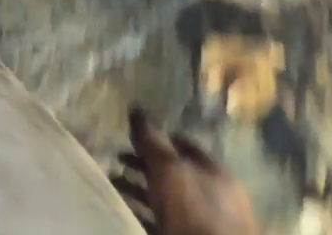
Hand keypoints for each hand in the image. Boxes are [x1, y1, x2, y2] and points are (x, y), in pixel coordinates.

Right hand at [119, 109, 257, 234]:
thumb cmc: (192, 209)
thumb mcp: (169, 168)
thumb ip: (152, 139)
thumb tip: (136, 109)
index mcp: (216, 172)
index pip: (183, 143)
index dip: (156, 136)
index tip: (130, 134)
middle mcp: (214, 193)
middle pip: (173, 169)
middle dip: (144, 161)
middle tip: (119, 157)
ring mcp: (204, 219)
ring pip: (166, 194)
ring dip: (139, 185)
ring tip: (115, 180)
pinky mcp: (189, 234)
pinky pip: (160, 216)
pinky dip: (141, 207)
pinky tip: (125, 203)